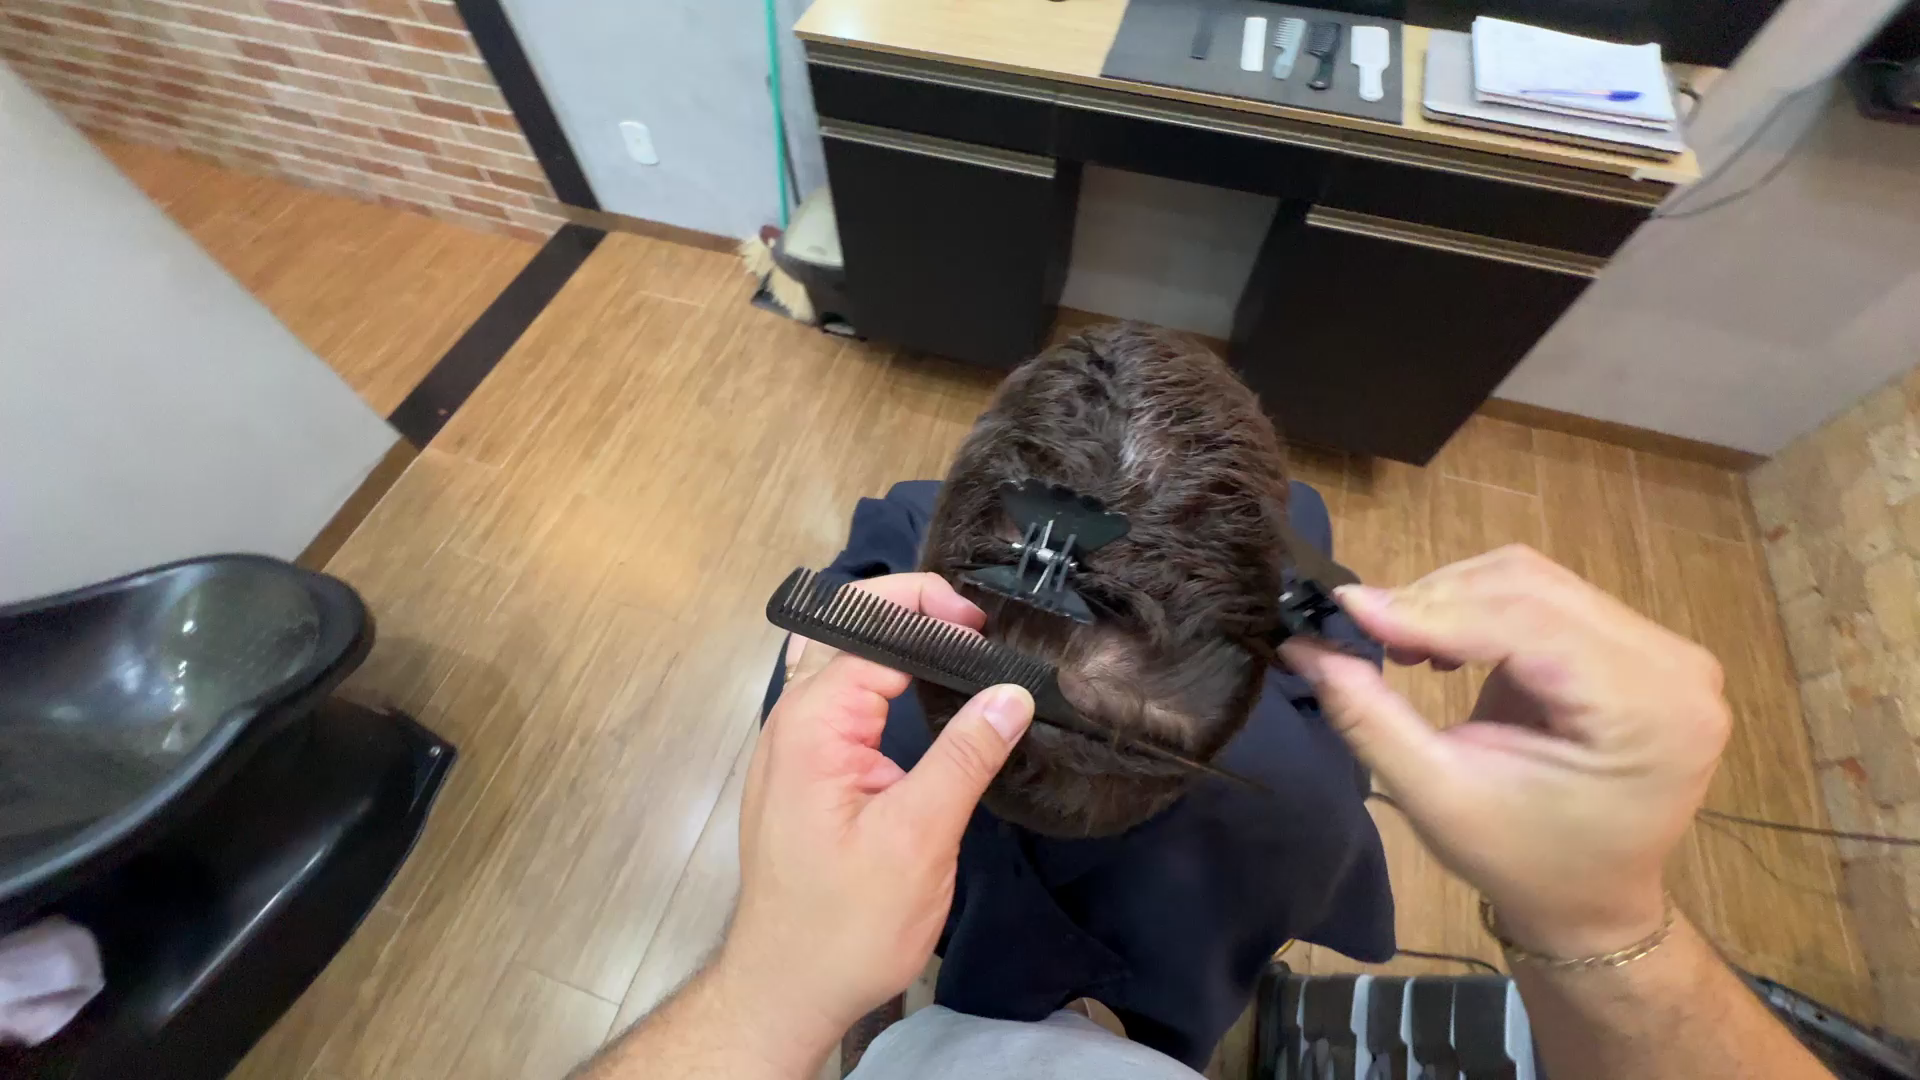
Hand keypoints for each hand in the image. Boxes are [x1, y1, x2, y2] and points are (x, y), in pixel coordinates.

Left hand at [720, 573, 1034, 1065]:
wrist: (786, 987)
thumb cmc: (845, 925)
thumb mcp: (918, 840)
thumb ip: (964, 757)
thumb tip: (1011, 692)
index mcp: (813, 722)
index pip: (876, 630)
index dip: (935, 620)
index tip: (988, 633)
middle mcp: (792, 714)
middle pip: (847, 622)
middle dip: (912, 606)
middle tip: (974, 626)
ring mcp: (790, 735)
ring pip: (836, 646)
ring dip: (891, 628)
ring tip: (949, 632)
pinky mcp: (802, 757)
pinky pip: (832, 681)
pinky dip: (873, 660)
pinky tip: (902, 668)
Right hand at [1281, 546, 1729, 958]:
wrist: (1591, 896)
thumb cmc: (1520, 859)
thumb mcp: (1432, 794)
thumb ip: (1367, 714)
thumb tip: (1301, 644)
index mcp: (1648, 713)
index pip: (1526, 624)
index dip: (1428, 610)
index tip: (1345, 607)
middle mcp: (1671, 665)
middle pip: (1527, 585)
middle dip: (1431, 599)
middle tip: (1362, 630)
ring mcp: (1657, 648)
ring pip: (1525, 576)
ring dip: (1445, 597)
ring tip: (1400, 643)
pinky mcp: (1627, 642)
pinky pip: (1534, 591)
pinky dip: (1469, 603)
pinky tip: (1440, 643)